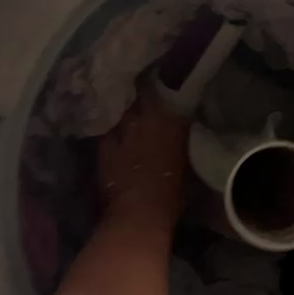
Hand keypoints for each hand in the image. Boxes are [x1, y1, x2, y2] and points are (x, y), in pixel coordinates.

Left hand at [96, 88, 189, 226]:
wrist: (140, 212)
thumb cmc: (174, 194)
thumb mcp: (188, 165)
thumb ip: (182, 144)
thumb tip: (183, 134)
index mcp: (171, 124)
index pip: (163, 93)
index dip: (160, 86)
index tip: (160, 82)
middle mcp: (145, 122)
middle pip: (139, 98)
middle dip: (141, 96)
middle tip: (143, 97)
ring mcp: (122, 133)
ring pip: (122, 115)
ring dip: (126, 116)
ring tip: (128, 118)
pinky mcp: (105, 148)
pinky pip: (108, 134)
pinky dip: (112, 135)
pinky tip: (113, 139)